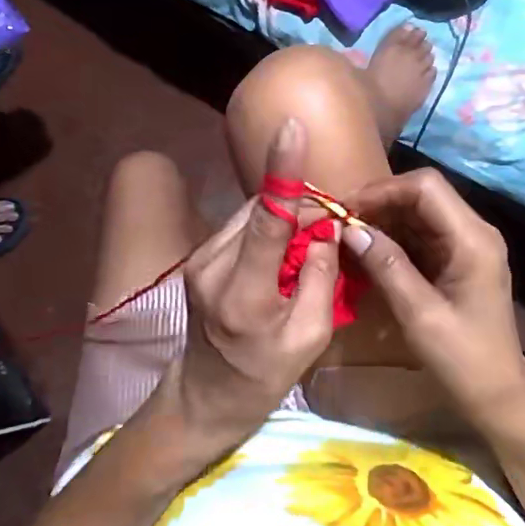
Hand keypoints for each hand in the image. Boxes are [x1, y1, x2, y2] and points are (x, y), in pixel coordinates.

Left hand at [169, 118, 339, 446]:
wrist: (204, 397)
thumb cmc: (262, 378)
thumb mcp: (309, 338)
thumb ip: (322, 278)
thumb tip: (327, 229)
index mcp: (244, 294)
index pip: (266, 220)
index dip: (282, 172)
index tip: (291, 128)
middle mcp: (213, 267)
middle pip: (262, 209)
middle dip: (300, 208)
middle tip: (327, 232)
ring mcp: (199, 260)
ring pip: (251, 214)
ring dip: (283, 219)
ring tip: (304, 251)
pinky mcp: (197, 258)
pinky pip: (240, 227)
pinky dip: (266, 230)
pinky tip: (279, 257)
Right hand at [343, 169, 524, 419]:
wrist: (497, 398)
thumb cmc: (463, 359)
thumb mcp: (419, 313)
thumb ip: (386, 265)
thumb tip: (350, 229)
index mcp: (472, 238)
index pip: (426, 187)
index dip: (383, 190)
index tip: (346, 210)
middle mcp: (472, 232)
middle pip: (420, 195)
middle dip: (378, 204)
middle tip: (339, 224)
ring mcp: (464, 247)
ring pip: (416, 214)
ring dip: (381, 221)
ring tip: (346, 238)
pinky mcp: (454, 262)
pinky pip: (418, 237)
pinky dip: (390, 240)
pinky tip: (364, 254)